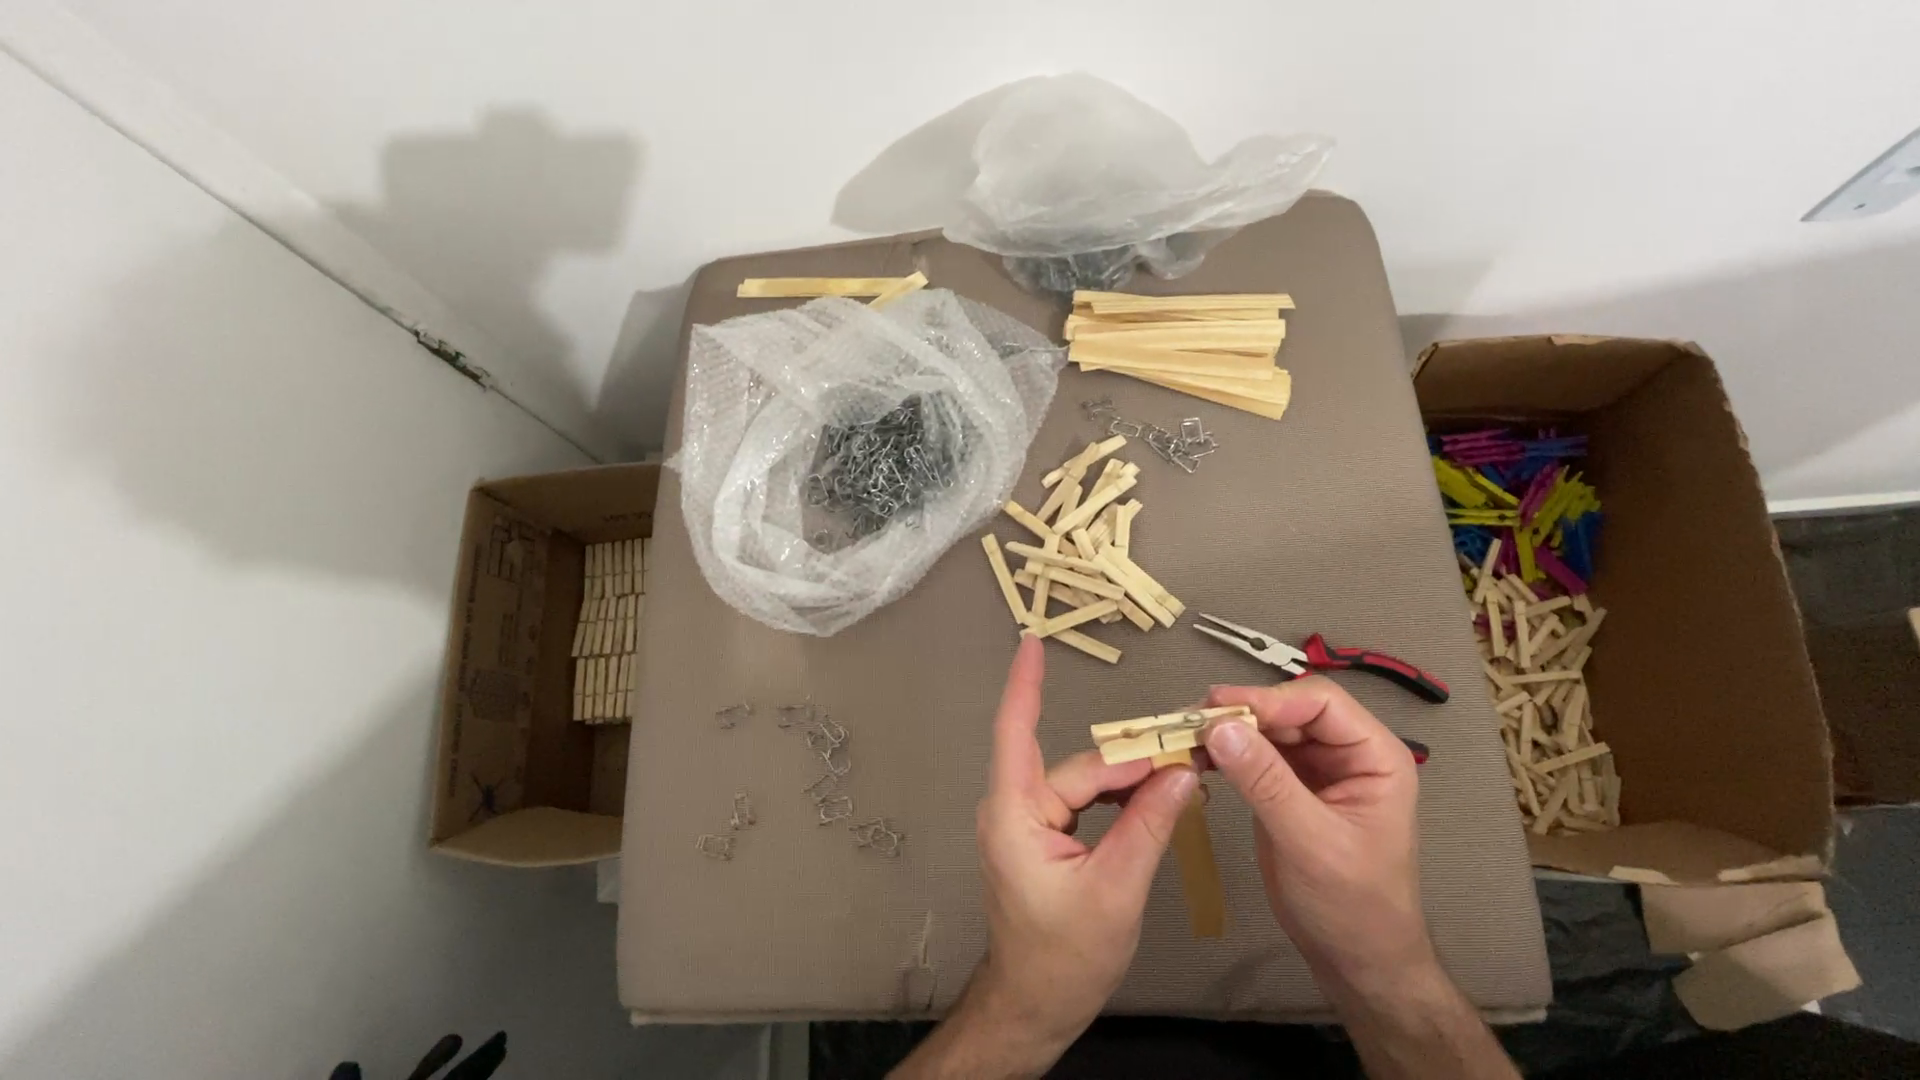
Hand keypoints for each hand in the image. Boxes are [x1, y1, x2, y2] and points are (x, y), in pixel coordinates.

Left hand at [909, 635, 1196, 1075]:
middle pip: (1077, 767)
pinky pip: (1082, 803)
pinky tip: (1151, 801)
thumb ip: (1148, 825)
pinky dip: (1116, 800)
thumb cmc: (1064, 957)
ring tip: (1179, 777)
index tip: (1031, 641)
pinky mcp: (1043, 837)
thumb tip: (1182, 772)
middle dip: (1130, 761)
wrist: (1035, 1005)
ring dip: (1127, 781)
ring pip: (1083, 784)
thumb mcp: (1115, 890)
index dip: (1025, 684)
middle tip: (1189, 759)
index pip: (1017, 732)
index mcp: (1016, 813)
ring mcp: (1027, 823)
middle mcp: (1015, 808)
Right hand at [1201, 677, 1433, 996]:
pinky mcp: (1287, 784)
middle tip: (1188, 720)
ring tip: (1183, 735)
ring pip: (1266, 728)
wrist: (1355, 959)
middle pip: (1288, 710)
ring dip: (1226, 729)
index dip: (1269, 700)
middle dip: (1240, 712)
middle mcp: (1346, 751)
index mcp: (1373, 755)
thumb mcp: (1310, 842)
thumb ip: (1266, 782)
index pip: (1320, 703)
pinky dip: (1224, 751)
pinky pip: (1253, 753)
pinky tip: (1196, 756)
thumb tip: (1219, 727)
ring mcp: (1315, 767)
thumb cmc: (1352, 904)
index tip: (1217, 711)